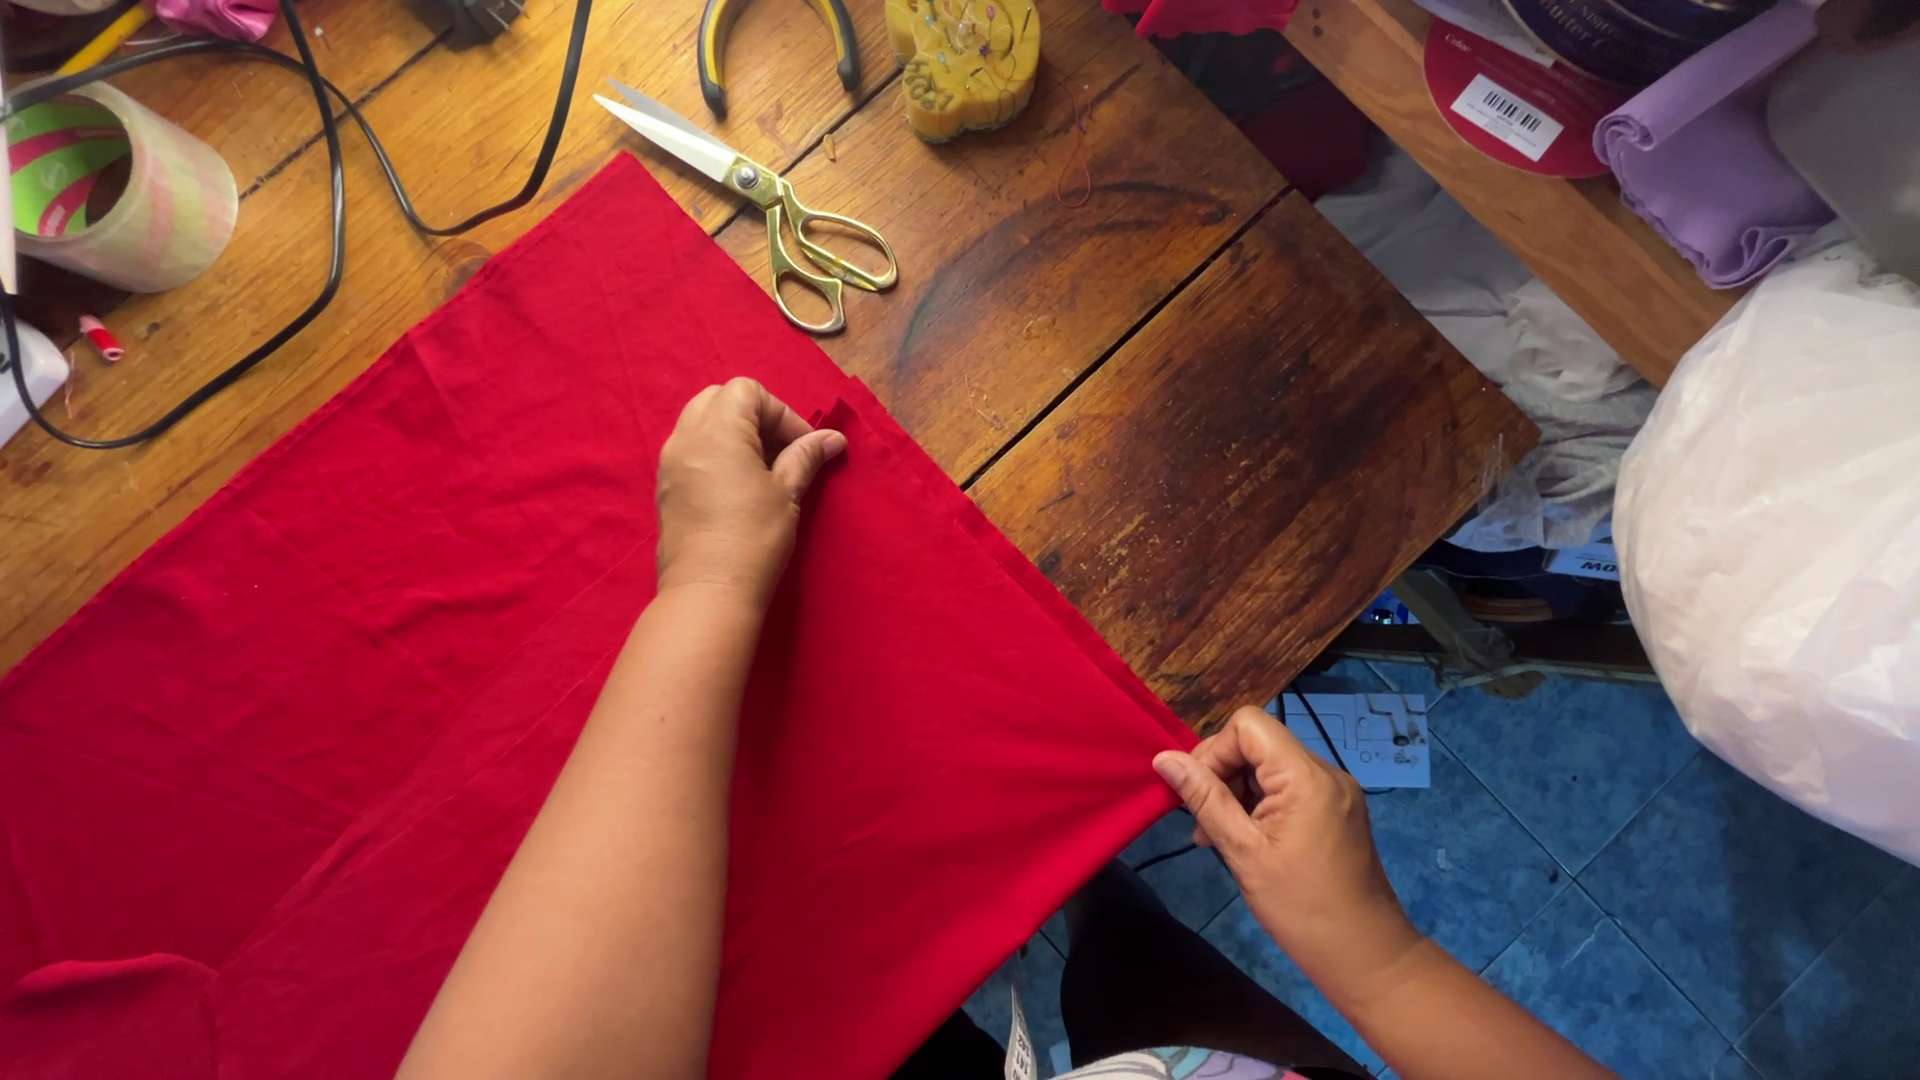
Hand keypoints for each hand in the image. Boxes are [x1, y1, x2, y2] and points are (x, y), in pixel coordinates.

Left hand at [655, 378, 845, 608]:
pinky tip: (738, 488)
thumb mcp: (787, 493)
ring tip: (762, 470)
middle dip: (755, 416)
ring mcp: (670, 463)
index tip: (802, 446)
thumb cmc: (754, 538)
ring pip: (701, 423)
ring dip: (735, 434)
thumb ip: (806, 457)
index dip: (781, 412)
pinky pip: (691, 450)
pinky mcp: (665, 488)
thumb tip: (833, 438)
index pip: (747, 391)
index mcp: (717, 432)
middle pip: (719, 399)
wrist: (709, 591)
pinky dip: (716, 454)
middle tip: (781, 451)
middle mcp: (685, 438)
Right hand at [1153, 705, 1423, 1010]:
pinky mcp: (1334, 808)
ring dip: (1236, 790)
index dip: (1214, 750)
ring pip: (1268, 764)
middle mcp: (1324, 772)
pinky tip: (1244, 837)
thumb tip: (1163, 759)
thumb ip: (1203, 798)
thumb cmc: (1302, 909)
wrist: (1368, 960)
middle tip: (1202, 820)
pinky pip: (1285, 786)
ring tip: (1216, 834)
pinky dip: (1258, 802)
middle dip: (1221, 772)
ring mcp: (1333, 790)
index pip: (1247, 725)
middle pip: (1257, 742)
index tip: (1200, 793)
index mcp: (1306, 776)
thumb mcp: (1243, 851)